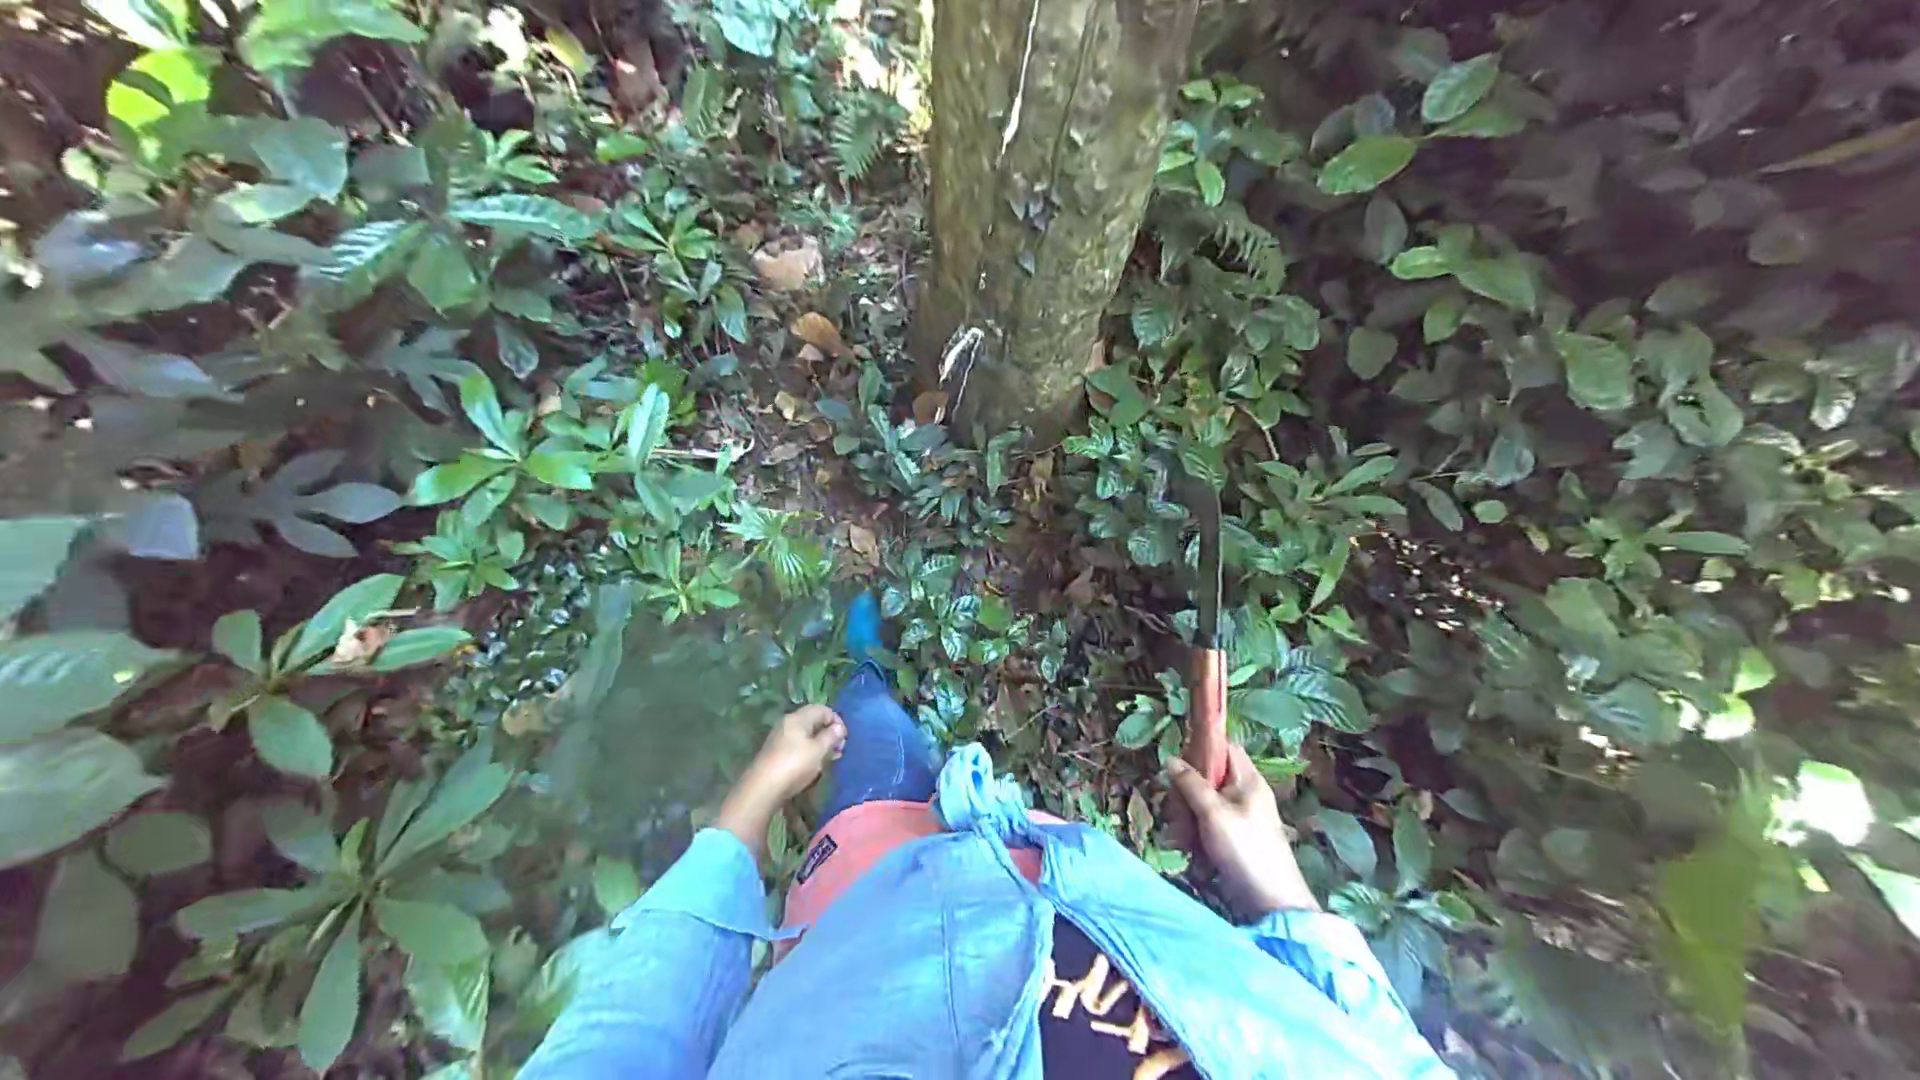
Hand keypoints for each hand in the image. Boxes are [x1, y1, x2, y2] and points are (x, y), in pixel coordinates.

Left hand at [744, 705, 847, 803]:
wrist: (763, 789)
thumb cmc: (794, 765)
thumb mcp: (818, 750)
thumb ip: (831, 736)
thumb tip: (839, 727)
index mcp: (798, 718)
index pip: (823, 709)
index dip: (836, 721)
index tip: (844, 738)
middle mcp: (788, 723)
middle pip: (814, 721)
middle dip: (829, 733)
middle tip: (839, 749)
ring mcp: (781, 738)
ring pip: (806, 734)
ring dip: (821, 743)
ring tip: (831, 758)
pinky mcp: (777, 752)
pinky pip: (798, 745)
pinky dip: (810, 751)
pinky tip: (816, 764)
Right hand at [1167, 742, 1317, 917]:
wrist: (1272, 903)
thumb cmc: (1245, 850)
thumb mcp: (1213, 812)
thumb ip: (1191, 783)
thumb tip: (1171, 759)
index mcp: (1248, 779)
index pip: (1225, 747)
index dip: (1203, 745)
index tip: (1179, 755)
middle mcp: (1246, 792)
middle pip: (1211, 773)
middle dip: (1188, 783)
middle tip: (1174, 797)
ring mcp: (1241, 815)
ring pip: (1206, 797)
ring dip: (1188, 807)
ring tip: (1178, 824)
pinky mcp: (1235, 836)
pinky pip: (1209, 819)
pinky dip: (1196, 825)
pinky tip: (1186, 840)